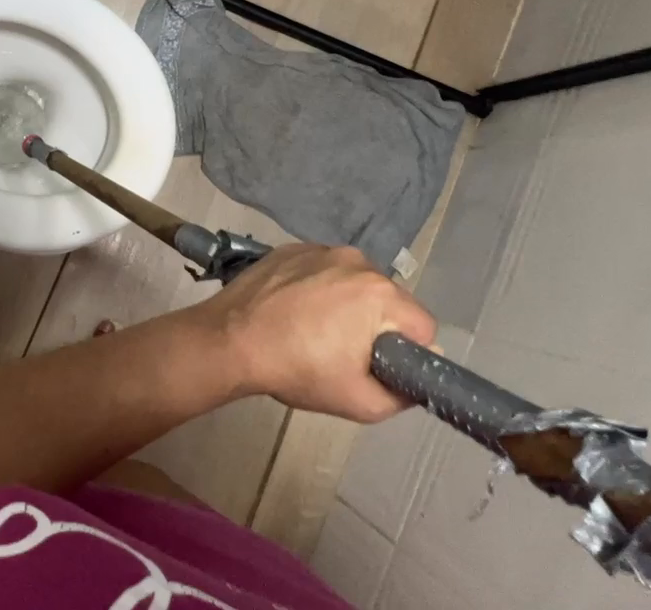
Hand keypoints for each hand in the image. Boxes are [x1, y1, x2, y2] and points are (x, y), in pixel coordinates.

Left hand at [189, 243, 436, 422]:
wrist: (229, 340)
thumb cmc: (296, 368)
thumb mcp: (362, 402)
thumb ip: (403, 394)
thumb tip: (415, 376)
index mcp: (379, 292)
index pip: (422, 326)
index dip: (408, 352)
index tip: (378, 365)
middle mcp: (355, 260)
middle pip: (388, 300)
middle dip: (375, 326)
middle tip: (341, 351)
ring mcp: (319, 249)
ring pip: (353, 282)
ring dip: (345, 304)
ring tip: (313, 329)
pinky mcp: (290, 248)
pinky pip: (321, 270)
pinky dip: (316, 287)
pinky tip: (293, 309)